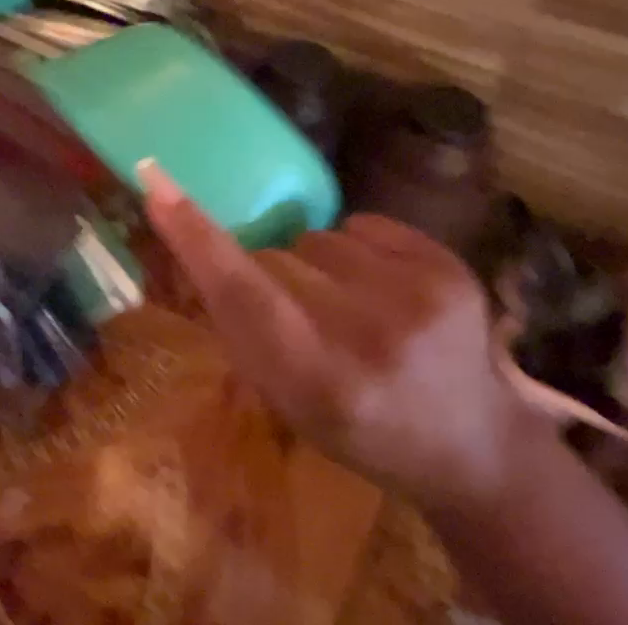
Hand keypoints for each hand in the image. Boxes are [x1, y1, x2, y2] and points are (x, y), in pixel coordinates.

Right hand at [139, 160, 528, 514]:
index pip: (239, 290)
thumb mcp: (284, 399)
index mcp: (316, 378)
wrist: (471, 446)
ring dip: (316, 264)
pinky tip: (383, 291)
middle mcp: (366, 333)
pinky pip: (361, 225)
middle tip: (299, 316)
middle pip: (274, 257)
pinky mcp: (449, 268)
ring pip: (316, 237)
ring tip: (351, 308)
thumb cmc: (358, 428)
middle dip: (269, 275)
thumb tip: (198, 245)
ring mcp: (416, 296)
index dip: (193, 234)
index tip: (156, 181)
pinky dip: (357, 251)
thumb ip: (241, 328)